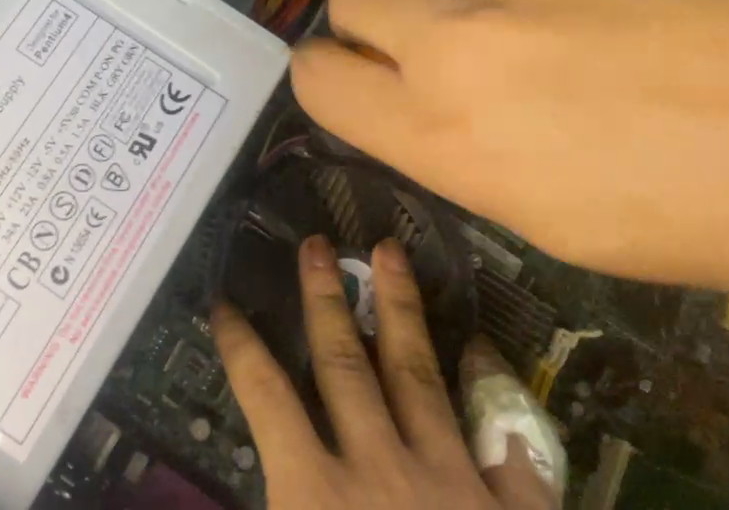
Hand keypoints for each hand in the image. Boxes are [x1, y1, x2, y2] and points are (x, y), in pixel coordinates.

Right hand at [211, 237, 557, 509]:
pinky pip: (503, 435)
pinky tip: (486, 350)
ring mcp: (452, 482)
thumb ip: (277, 499)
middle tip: (316, 243)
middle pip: (344, 364)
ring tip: (390, 252)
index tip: (225, 302)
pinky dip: (492, 390)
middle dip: (325, 300)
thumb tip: (242, 475)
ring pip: (417, 376)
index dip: (242, 347)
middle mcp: (380, 469)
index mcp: (317, 496)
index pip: (266, 399)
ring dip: (399, 311)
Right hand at [292, 0, 728, 321]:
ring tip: (544, 49)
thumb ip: (477, 157)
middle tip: (418, 58)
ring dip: (460, 10)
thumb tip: (442, 116)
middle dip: (364, 27)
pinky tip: (624, 23)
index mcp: (456, 139)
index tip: (342, 88)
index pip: (318, 79)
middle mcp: (469, 44)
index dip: (318, 79)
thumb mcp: (578, 229)